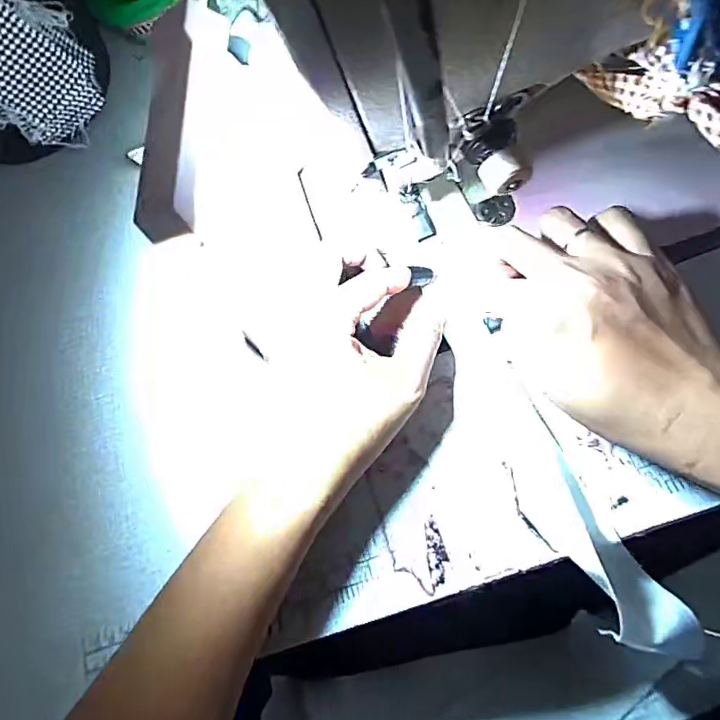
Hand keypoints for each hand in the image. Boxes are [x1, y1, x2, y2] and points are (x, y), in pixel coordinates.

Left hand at [240, 250, 446, 516]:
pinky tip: (347, 311)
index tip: (414, 279)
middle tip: (380, 266)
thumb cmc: (353, 429)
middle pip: (322, 258)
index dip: (395, 274)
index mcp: (326, 321)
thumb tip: (437, 304)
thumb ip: (424, 336)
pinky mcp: (282, 341)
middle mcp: (299, 315)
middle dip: (355, 253)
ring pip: (307, 274)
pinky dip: (325, 291)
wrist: (304, 466)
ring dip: (338, 269)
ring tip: (366, 281)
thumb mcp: (403, 384)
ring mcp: (287, 327)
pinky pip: (302, 299)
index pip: (365, 280)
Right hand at [479, 205, 719, 488]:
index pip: (503, 256)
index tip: (494, 287)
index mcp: (561, 293)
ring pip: (571, 218)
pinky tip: (600, 255)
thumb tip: (502, 305)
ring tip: (561, 263)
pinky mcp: (657, 259)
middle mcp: (590, 264)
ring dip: (555, 238)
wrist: (704, 410)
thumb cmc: (621, 404)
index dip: (489, 269)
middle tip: (525, 278)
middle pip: (531, 230)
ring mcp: (627, 257)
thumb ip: (517, 333)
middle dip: (518, 250)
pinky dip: (599, 230)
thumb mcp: (551, 381)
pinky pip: (617, 219)